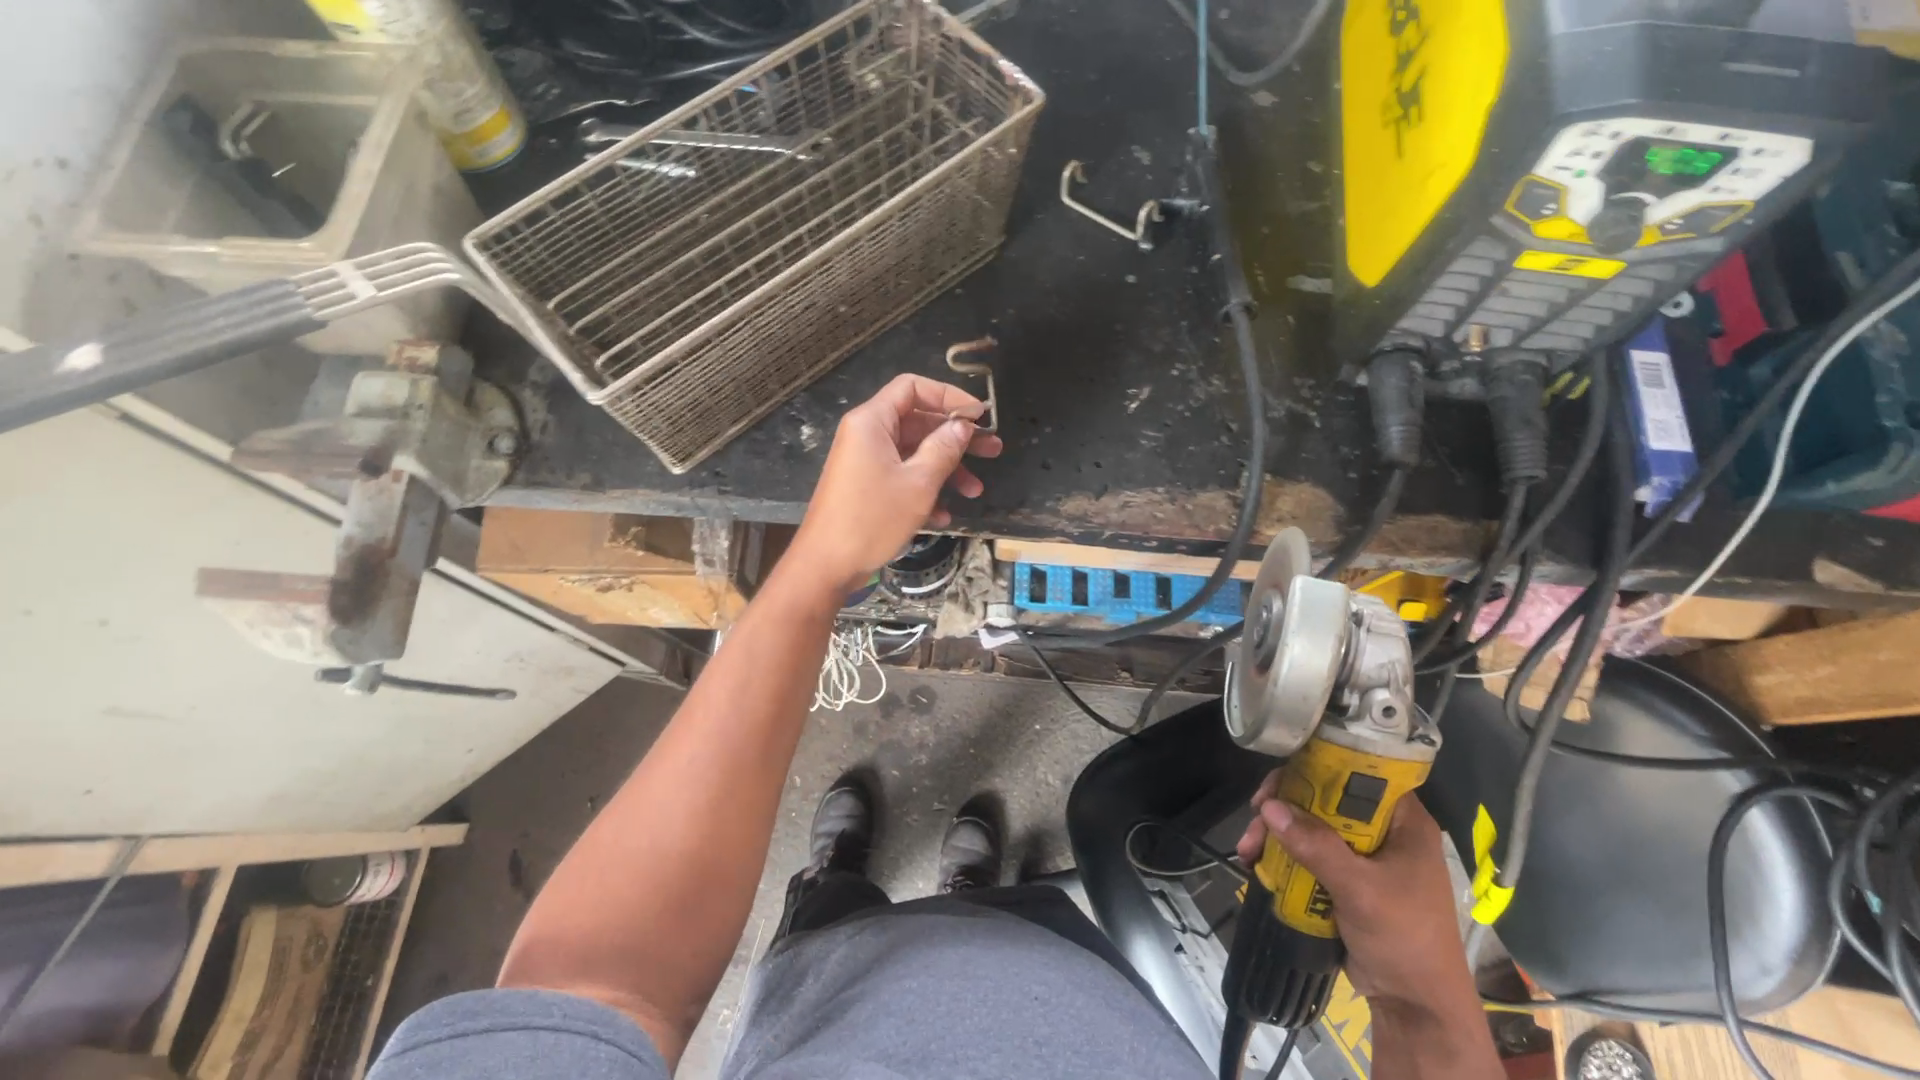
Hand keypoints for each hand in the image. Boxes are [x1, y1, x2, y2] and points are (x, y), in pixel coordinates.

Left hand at [790, 374, 1003, 594]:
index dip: (949, 396)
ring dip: (946, 469)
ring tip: (975, 491)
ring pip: (913, 453)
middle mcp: (866, 435)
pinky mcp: (866, 487)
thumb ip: (944, 449)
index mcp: (872, 422)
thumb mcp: (918, 483)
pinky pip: (901, 476)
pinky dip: (924, 489)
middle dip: (956, 437)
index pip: (912, 387)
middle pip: (918, 421)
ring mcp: (865, 462)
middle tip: (993, 450)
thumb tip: (963, 426)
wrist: (826, 565)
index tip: (979, 415)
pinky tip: (944, 515)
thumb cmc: (872, 519)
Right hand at [1236, 784, 1479, 1022]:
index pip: (1357, 775)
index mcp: (1403, 822)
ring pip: (1310, 829)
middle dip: (1284, 810)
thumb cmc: (1404, 939)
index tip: (1277, 786)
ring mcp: (1363, 857)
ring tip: (1248, 854)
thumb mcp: (1361, 890)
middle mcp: (1383, 832)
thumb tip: (1269, 808)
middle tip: (1255, 824)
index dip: (1315, 770)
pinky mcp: (1345, 881)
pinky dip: (1282, 860)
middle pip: (1324, 800)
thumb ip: (1317, 847)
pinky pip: (1307, 857)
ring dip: (1276, 837)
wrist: (1414, 1005)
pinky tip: (1257, 867)